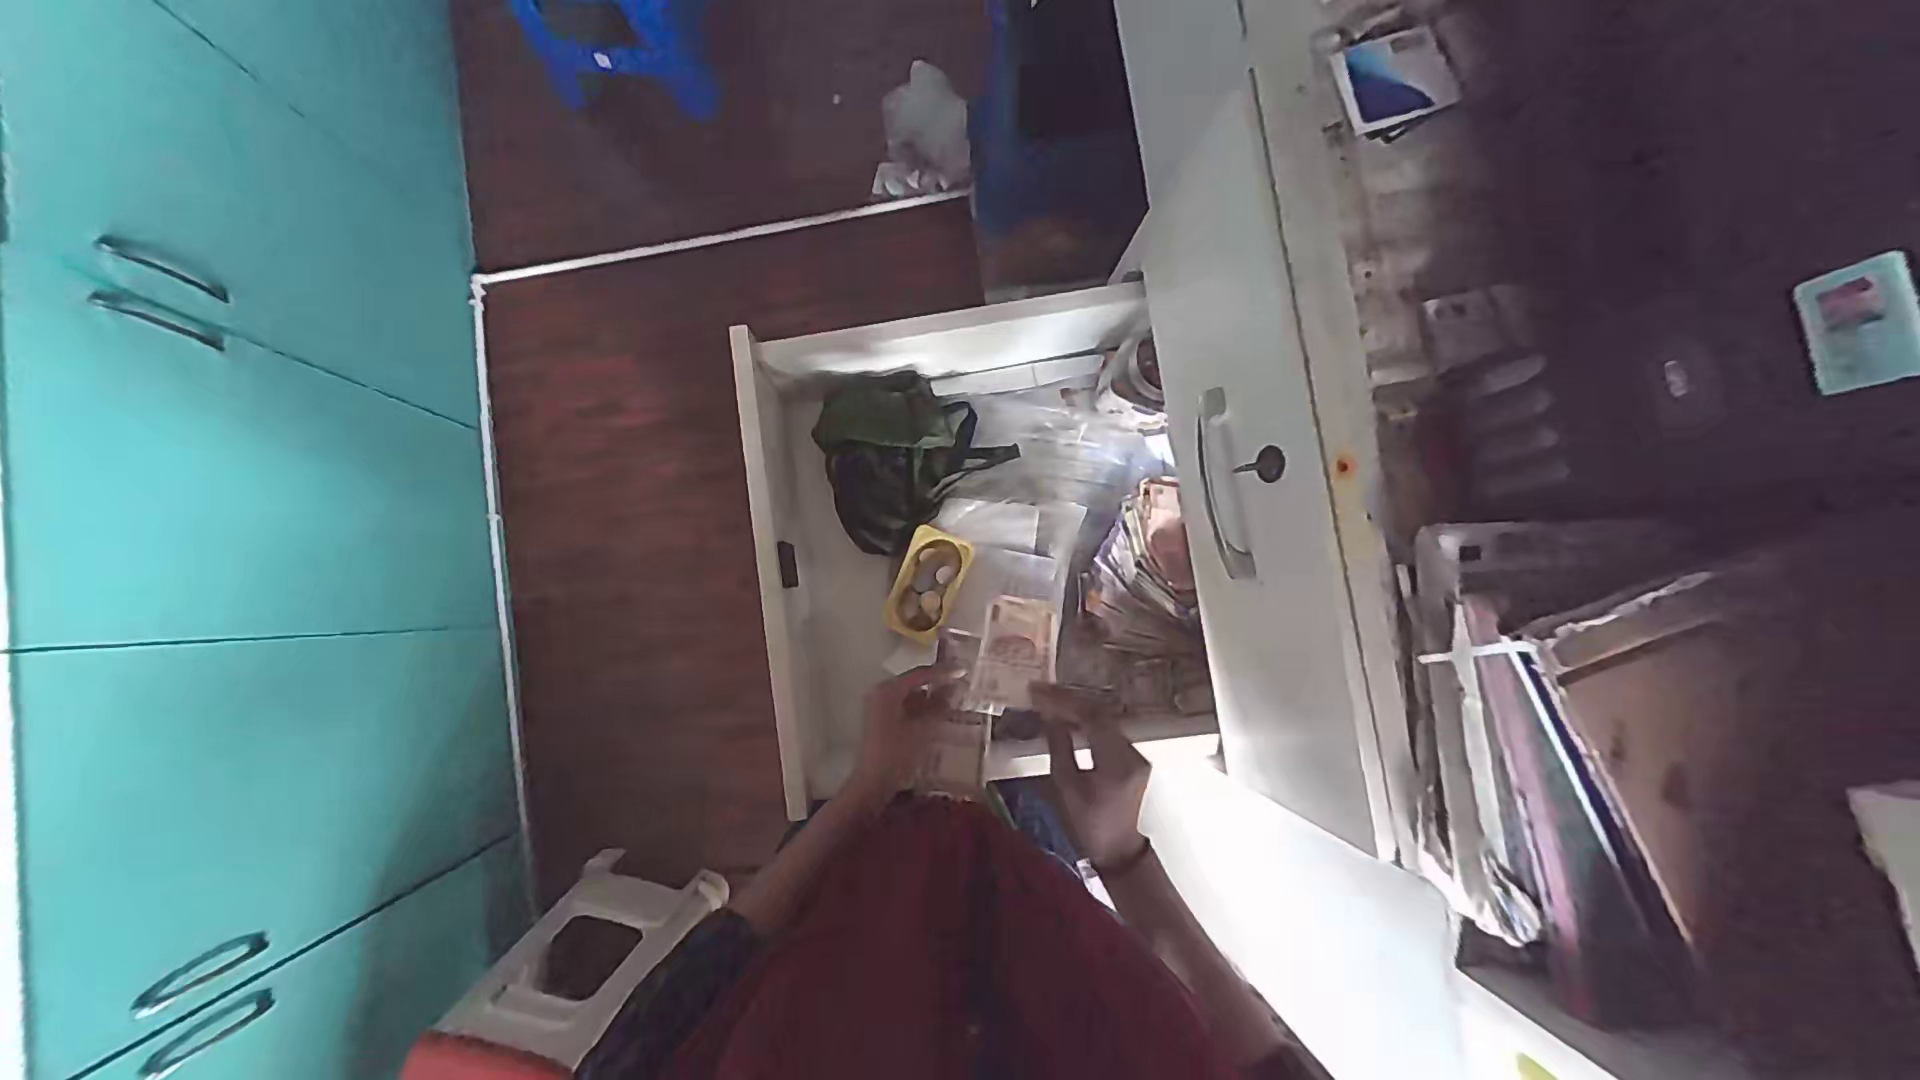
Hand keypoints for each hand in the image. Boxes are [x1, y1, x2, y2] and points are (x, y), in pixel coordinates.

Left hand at [844, 664, 953, 806]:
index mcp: (888, 690)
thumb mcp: (923, 728)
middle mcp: (880, 693)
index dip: (943, 671)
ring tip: (952, 702)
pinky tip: (936, 718)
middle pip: (914, 683)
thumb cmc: (897, 754)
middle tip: (960, 685)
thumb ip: (940, 705)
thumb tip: (955, 687)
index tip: (963, 670)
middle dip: (937, 685)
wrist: (873, 783)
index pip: (920, 674)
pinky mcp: (879, 720)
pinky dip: (920, 710)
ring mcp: (877, 706)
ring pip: (909, 696)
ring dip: (929, 699)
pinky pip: (904, 707)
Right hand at [1031, 683, 1150, 867]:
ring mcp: (1136, 753)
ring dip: (1078, 707)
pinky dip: (1088, 719)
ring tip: (1052, 698)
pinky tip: (1070, 716)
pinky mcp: (1133, 756)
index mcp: (1117, 763)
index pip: (1091, 719)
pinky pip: (1109, 728)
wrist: (1118, 849)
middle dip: (1070, 699)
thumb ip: (1059, 746)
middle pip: (1101, 713)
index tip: (1041, 692)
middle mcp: (1132, 753)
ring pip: (1106, 718)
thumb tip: (1049, 716)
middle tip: (1044, 690)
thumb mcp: (1066, 786)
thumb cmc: (1088, 823)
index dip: (1064, 701)